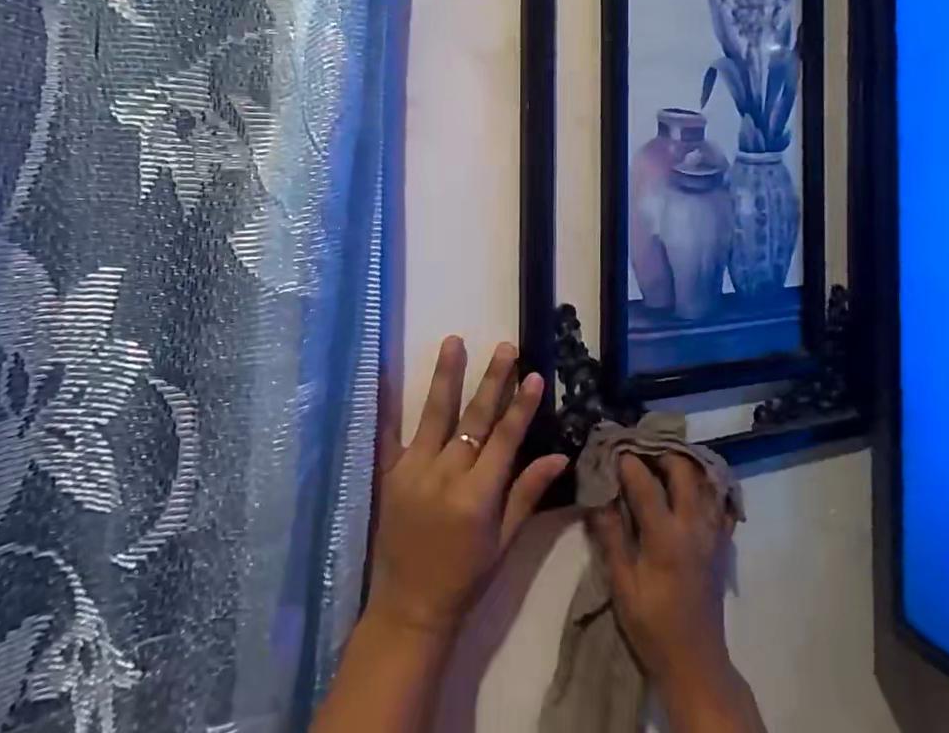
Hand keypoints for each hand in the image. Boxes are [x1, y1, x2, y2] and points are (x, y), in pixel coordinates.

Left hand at [367, 337, 569, 636]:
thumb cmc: (466, 576)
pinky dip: (388, 403)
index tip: (535, 374)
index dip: (522, 405)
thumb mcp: (505, 540)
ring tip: (454, 341)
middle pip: (474, 419)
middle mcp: (445, 476)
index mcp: (477, 495)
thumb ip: (528, 493)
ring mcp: (412, 472)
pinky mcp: (388, 476)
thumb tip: (561, 455)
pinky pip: (388, 434)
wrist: (408, 607)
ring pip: (434, 415)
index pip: (505, 438)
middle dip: (493, 380)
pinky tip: (389, 373)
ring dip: (446, 376)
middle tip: (505, 347)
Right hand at [588, 454, 742, 702]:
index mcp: (666, 536)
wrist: (695, 659)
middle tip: (639, 450)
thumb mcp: (622, 584)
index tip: (613, 449)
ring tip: (662, 459)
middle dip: (660, 453)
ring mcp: (714, 531)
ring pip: (705, 479)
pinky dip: (708, 484)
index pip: (645, 484)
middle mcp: (694, 525)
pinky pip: (721, 500)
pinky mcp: (723, 541)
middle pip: (683, 470)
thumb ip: (611, 536)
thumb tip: (597, 496)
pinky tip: (693, 483)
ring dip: (684, 463)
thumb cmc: (652, 625)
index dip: (628, 462)